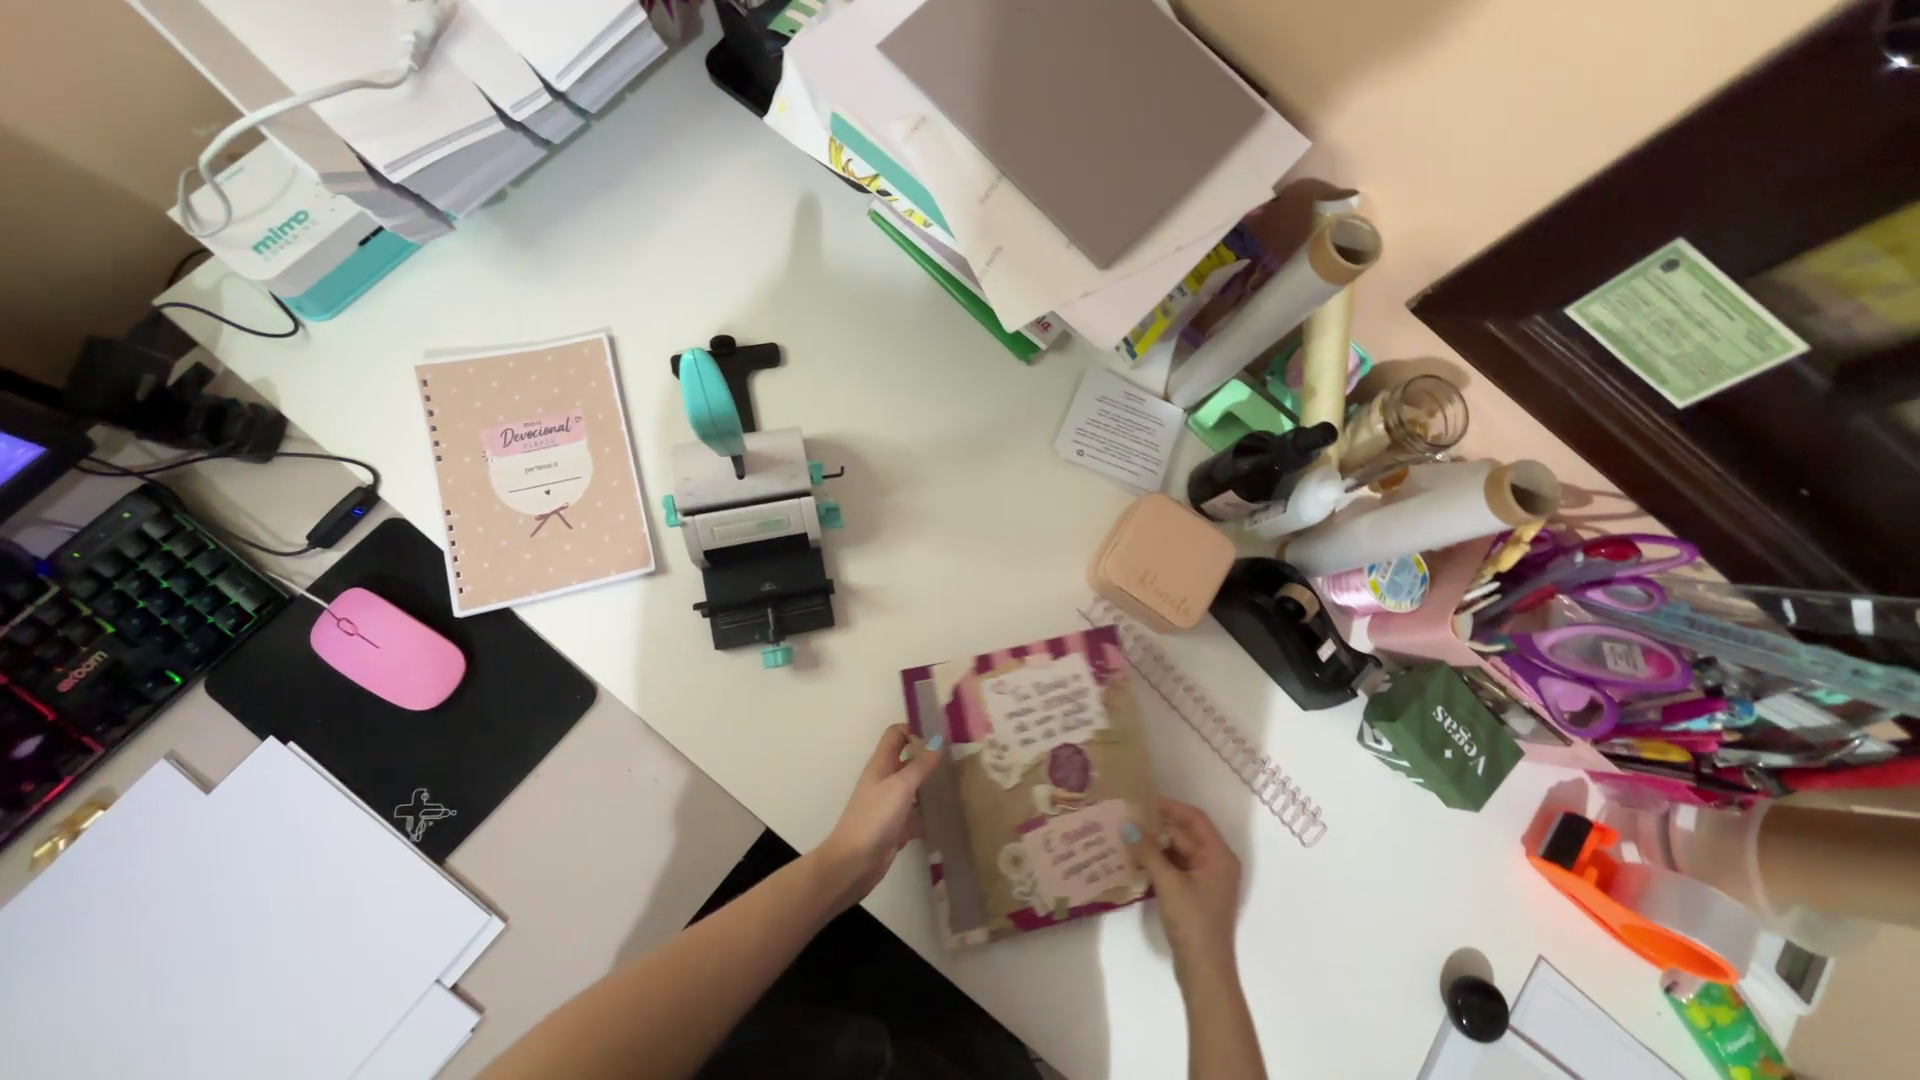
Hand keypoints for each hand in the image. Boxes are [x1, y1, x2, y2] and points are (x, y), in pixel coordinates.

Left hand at [813, 724, 944, 912]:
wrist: (855, 862)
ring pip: (916, 788)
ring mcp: (891, 805)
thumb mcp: (900, 786)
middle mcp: (885, 780)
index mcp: (881, 764)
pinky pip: (918, 814)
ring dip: (933, 785)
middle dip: (931, 758)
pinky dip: (931, 813)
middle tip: (960, 758)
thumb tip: (939, 739)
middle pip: (908, 760)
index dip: (915, 730)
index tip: (941, 735)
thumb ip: (920, 764)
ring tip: (962, 783)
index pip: (896, 734)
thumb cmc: (875, 817)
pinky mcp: (898, 827)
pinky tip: (952, 813)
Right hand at [1126, 798, 1242, 979]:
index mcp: (1219, 856)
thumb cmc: (1192, 921)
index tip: (1143, 800)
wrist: (1204, 970)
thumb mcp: (1168, 883)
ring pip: (1179, 853)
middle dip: (1158, 828)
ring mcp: (1207, 881)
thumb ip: (1148, 852)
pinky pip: (1177, 870)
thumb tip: (1127, 825)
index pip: (1195, 819)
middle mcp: (1217, 864)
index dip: (1170, 807)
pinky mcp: (1197, 896)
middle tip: (1128, 820)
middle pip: (1186, 835)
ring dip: (1156, 847)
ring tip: (1127, 839)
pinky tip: (1137, 863)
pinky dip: (1159, 864)